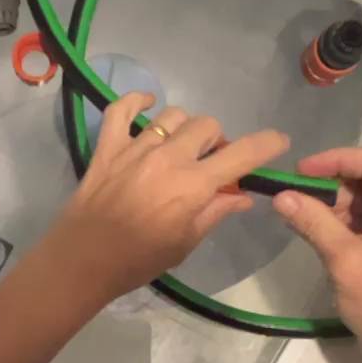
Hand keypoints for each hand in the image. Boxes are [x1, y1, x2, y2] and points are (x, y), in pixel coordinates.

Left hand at [34, 93, 288, 304]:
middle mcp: (169, 158)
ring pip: (173, 115)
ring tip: (180, 146)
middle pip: (207, 126)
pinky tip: (147, 103)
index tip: (278, 141)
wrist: (83, 261)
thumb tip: (241, 196)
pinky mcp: (108, 147)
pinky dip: (136, 101)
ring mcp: (136, 148)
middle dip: (216, 141)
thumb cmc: (138, 260)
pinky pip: (122, 109)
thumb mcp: (184, 243)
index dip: (266, 145)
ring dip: (184, 127)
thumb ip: (214, 213)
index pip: (242, 154)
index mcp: (194, 185)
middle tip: (209, 162)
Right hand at [272, 147, 361, 359]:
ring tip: (296, 211)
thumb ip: (313, 222)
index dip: (336, 160)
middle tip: (293, 193)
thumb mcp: (344, 259)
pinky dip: (337, 220)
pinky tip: (310, 225)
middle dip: (330, 183)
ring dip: (331, 203)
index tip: (299, 171)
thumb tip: (280, 197)